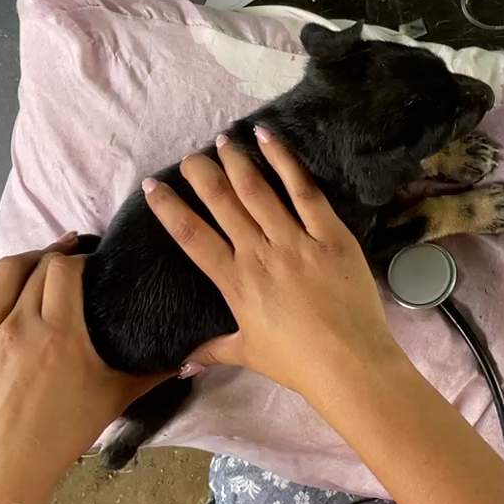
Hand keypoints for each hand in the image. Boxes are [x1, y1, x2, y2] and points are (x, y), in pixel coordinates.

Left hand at [0, 215, 165, 503]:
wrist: (7, 470)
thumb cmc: (66, 433)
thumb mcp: (118, 397)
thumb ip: (156, 370)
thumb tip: (197, 356)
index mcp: (61, 332)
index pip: (69, 271)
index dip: (84, 260)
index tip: (98, 266)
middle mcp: (21, 324)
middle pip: (42, 268)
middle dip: (63, 257)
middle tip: (81, 259)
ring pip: (6, 273)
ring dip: (30, 257)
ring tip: (47, 258)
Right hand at [143, 128, 404, 401]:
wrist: (350, 364)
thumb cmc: (298, 363)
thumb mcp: (249, 354)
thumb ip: (213, 351)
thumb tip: (180, 364)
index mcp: (236, 283)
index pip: (192, 237)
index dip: (169, 208)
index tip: (153, 184)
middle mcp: (260, 255)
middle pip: (222, 203)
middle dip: (202, 174)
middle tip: (190, 156)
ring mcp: (296, 242)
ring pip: (258, 191)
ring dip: (237, 161)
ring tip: (224, 139)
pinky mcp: (331, 235)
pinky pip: (304, 191)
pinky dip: (285, 162)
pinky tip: (269, 139)